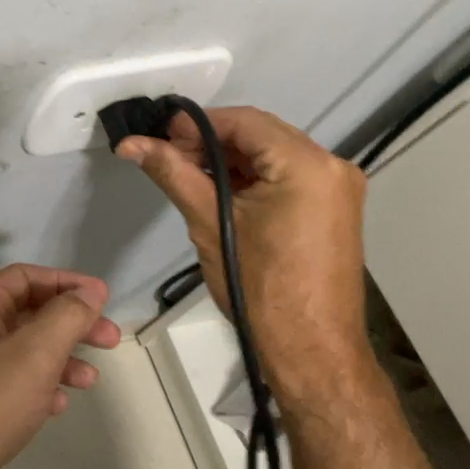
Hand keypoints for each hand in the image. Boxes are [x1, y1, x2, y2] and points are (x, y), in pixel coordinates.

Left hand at [0, 264, 120, 468]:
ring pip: (23, 350)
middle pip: (28, 312)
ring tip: (90, 381)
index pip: (27, 277)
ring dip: (60, 358)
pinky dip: (38, 388)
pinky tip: (56, 407)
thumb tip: (90, 290)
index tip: (104, 299)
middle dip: (71, 324)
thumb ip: (66, 317)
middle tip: (110, 341)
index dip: (67, 283)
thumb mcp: (33, 355)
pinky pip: (11, 383)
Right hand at [115, 106, 368, 398]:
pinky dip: (251, 179)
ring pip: (273, 155)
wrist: (309, 346)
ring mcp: (337, 189)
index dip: (197, 124)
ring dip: (229, 160)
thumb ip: (172, 173)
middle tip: (167, 156)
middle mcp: (332, 167)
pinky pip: (287, 177)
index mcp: (307, 165)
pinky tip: (218, 192)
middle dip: (211, 141)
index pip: (244, 122)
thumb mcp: (209, 222)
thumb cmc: (259, 286)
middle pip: (261, 134)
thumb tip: (132, 145)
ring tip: (186, 175)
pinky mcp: (333, 209)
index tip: (159, 137)